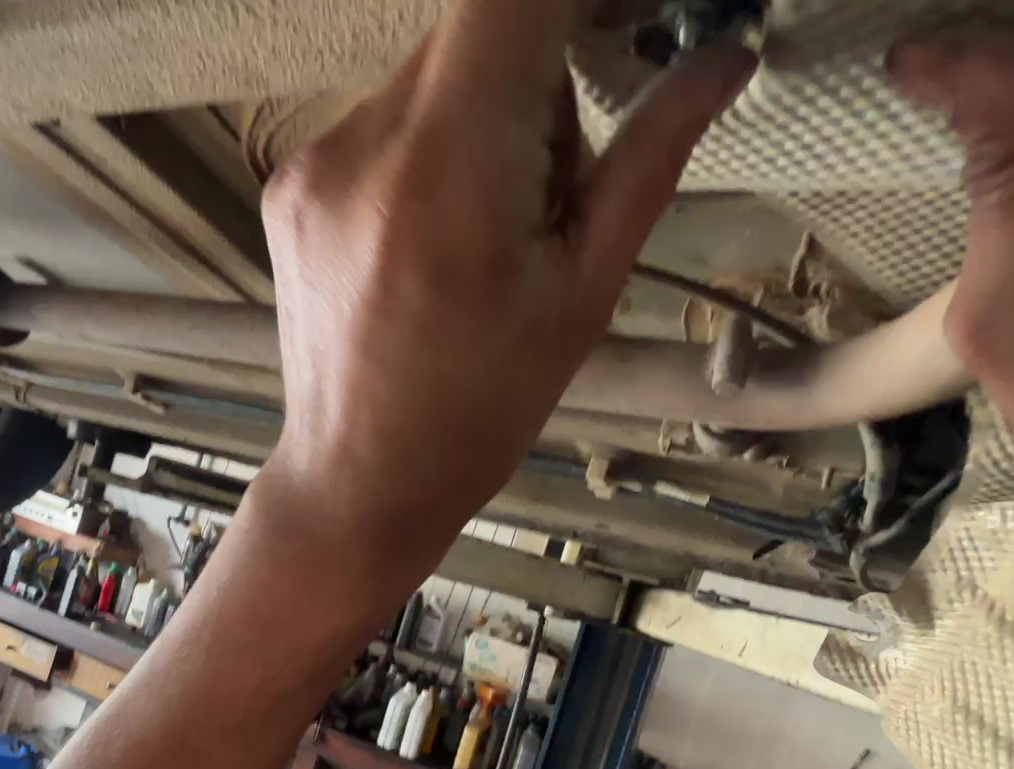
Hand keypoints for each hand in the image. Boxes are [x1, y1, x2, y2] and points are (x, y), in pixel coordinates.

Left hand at [254, 0, 752, 586]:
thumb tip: (727, 59)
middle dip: (532, 83)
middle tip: (544, 194)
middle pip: (473, 34)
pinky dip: (421, 154)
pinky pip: (377, 125)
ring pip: (424, 80)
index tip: (614, 24)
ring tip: (476, 236)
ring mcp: (310, 164)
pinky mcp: (287, 187)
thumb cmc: (477, 411)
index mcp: (445, 169)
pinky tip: (425, 242)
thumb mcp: (580, 296)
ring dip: (475, 123)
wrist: (360, 477)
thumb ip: (646, 160)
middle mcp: (358, 146)